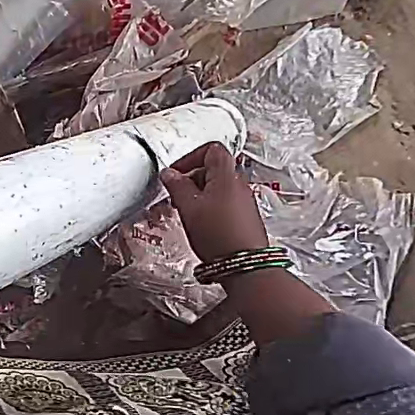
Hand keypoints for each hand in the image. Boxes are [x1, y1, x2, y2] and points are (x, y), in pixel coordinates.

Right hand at [159, 141, 268, 259]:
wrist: (244, 265)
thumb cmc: (218, 234)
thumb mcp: (189, 207)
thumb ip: (177, 186)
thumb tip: (169, 173)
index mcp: (226, 176)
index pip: (211, 150)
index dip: (190, 157)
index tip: (175, 172)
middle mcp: (238, 184)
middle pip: (213, 168)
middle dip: (190, 177)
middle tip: (176, 193)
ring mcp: (243, 200)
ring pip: (217, 186)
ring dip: (198, 193)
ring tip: (185, 210)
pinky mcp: (244, 216)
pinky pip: (223, 201)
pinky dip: (208, 205)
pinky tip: (199, 222)